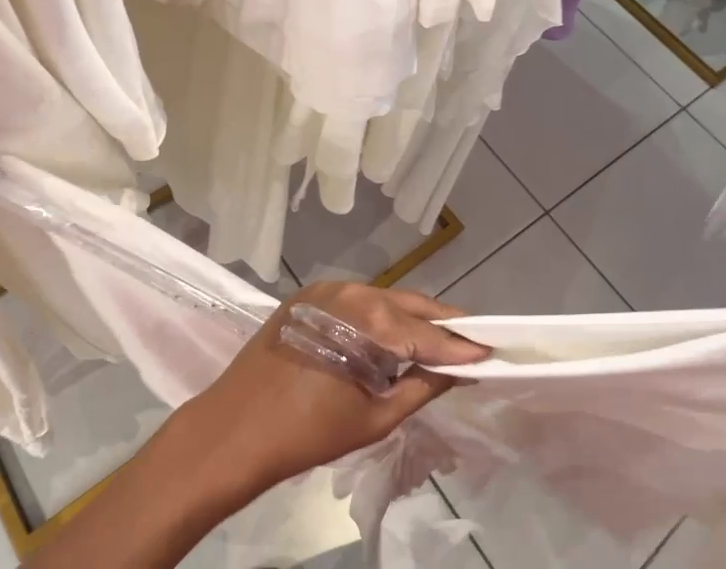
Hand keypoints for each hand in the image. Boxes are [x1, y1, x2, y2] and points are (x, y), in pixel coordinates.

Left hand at [170, 282, 489, 494]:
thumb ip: (421, 388)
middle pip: (408, 305)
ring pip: (383, 300)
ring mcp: (324, 291)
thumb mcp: (374, 418)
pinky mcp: (306, 298)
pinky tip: (391, 339)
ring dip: (410, 319)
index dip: (461, 346)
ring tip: (437, 343)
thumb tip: (455, 371)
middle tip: (472, 343)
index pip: (427, 333)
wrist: (232, 432)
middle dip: (441, 324)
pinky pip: (356, 302)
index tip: (493, 353)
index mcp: (367, 321)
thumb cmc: (306, 435)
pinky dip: (379, 317)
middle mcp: (349, 293)